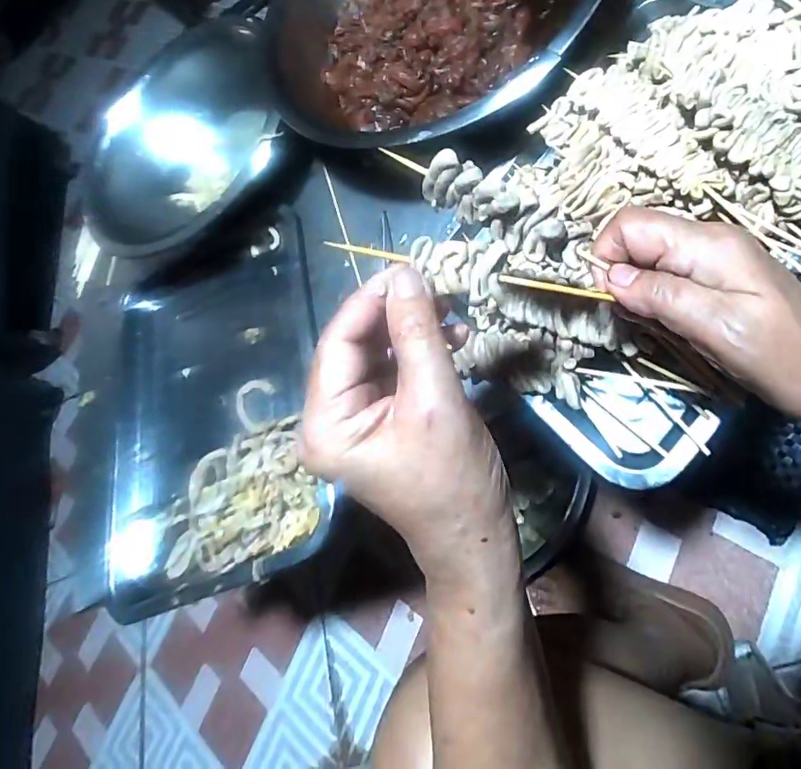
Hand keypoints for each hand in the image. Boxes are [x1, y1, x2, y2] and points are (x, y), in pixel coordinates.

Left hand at [301, 265, 512, 579]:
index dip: (369, 302)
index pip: (338, 343)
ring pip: (378, 352)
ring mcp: (355, 418)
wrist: (476, 531)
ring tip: (451, 311)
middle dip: (396, 313)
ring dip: (413, 328)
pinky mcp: (381, 416)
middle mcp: (328, 419)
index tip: (406, 268)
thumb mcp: (435, 397)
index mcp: (325, 423)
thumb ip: (417, 332)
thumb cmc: (452, 475)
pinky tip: (453, 337)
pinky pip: (394, 368)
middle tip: (434, 287)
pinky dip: (422, 348)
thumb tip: (405, 273)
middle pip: (356, 345)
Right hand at [592, 207, 800, 421]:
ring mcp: (711, 259)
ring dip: (638, 293)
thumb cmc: (785, 355)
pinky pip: (665, 277)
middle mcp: (707, 241)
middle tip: (639, 320)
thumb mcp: (721, 329)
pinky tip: (672, 328)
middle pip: (637, 238)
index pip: (632, 223)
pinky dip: (655, 301)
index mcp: (708, 244)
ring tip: (661, 329)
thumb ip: (664, 297)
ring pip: (647, 259)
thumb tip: (611, 276)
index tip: (612, 299)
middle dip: (621, 277)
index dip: (608, 255)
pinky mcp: (713, 278)